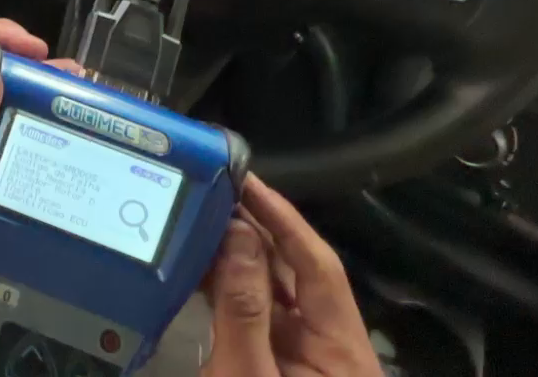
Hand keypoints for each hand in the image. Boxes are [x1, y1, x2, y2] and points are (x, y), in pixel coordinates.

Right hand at [202, 176, 381, 376]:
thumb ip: (243, 308)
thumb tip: (237, 232)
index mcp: (342, 351)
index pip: (319, 265)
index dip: (283, 217)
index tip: (244, 179)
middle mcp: (328, 345)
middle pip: (293, 271)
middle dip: (252, 228)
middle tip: (210, 188)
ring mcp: (300, 355)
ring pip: (268, 288)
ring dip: (233, 253)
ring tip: (197, 214)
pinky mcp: (273, 364)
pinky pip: (251, 311)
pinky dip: (224, 285)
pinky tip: (195, 261)